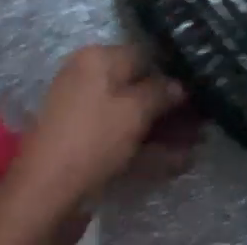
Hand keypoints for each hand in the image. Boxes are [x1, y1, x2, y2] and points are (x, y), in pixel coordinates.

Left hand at [17, 44, 193, 200]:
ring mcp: (85, 114)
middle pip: (139, 87)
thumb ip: (161, 93)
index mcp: (97, 58)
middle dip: (172, 106)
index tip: (200, 86)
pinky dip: (148, 148)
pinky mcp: (85, 145)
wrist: (43, 193)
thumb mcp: (133, 111)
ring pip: (133, 117)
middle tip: (203, 119)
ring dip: (165, 130)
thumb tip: (180, 85)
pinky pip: (122, 139)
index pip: (144, 54)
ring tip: (199, 141)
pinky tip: (179, 160)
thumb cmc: (92, 137)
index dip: (174, 70)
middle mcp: (89, 79)